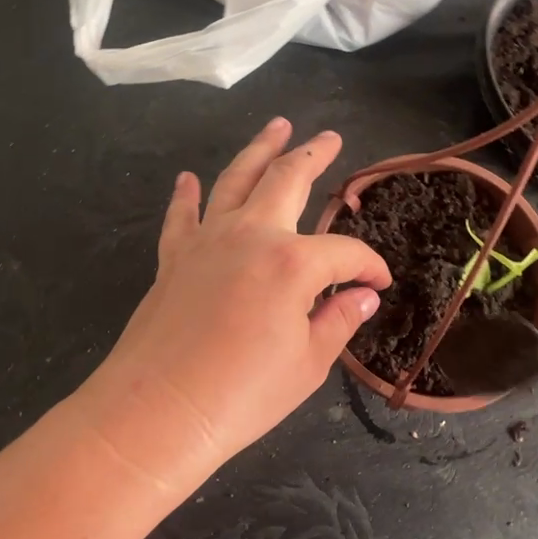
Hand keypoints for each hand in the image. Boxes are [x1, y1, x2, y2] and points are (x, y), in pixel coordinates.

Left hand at [74, 119, 390, 493]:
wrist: (157, 413)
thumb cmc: (243, 394)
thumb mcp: (308, 364)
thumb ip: (339, 321)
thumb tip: (364, 296)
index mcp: (293, 262)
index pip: (345, 253)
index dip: (369, 267)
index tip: (380, 283)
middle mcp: (251, 235)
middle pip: (287, 180)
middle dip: (313, 154)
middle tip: (329, 137)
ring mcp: (208, 241)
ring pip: (235, 180)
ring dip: (258, 149)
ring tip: (276, 126)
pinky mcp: (174, 258)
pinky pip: (182, 216)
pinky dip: (186, 195)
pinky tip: (188, 178)